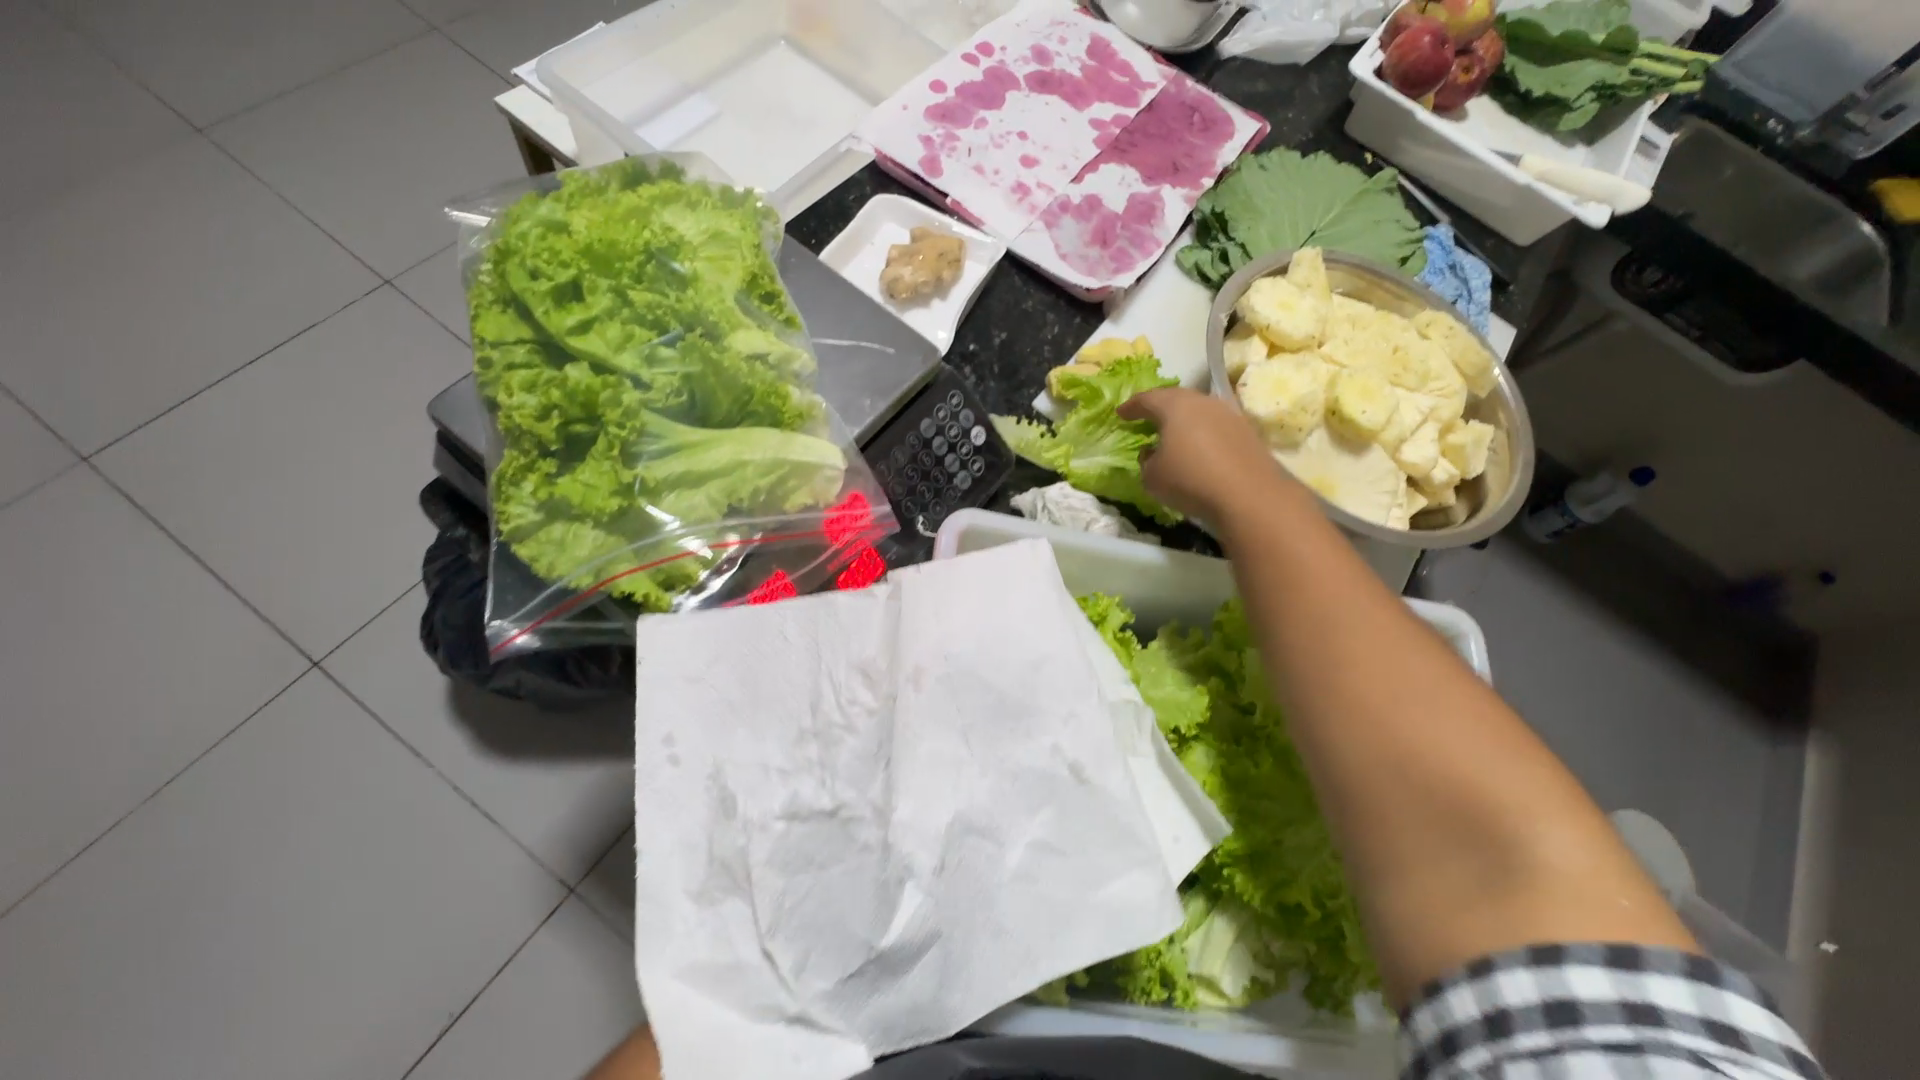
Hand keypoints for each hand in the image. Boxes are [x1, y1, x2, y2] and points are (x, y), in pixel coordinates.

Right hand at [1118, 388, 1302, 525]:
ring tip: (1174, 435)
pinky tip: (1200, 449)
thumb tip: (1152, 453)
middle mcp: (1203, 402)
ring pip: (1199, 411)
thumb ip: (1146, 462)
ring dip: (1184, 421)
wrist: (1249, 496)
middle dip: (1159, 408)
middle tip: (1147, 418)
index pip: (1147, 399)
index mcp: (1175, 406)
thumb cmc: (1190, 480)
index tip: (1121, 413)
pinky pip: (1216, 427)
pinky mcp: (1247, 432)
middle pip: (1176, 399)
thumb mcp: (1152, 477)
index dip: (1131, 407)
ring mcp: (1229, 415)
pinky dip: (1204, 434)